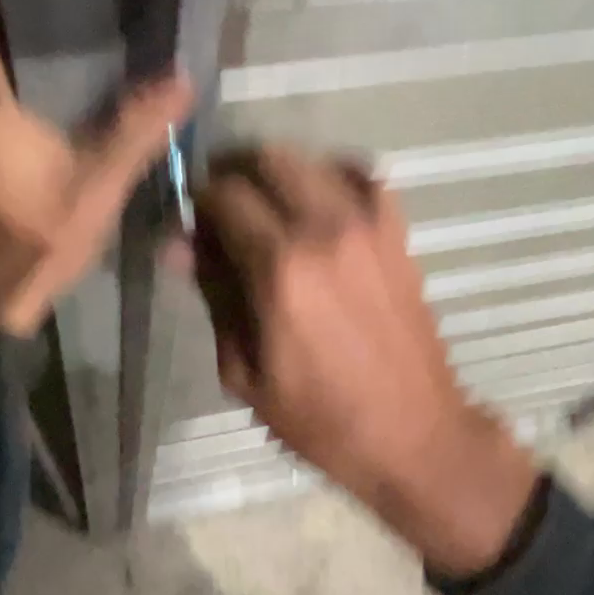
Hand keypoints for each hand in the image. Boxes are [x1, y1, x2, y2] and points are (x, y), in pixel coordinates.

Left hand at [0, 44, 192, 336]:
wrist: (4, 293)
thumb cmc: (41, 233)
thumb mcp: (99, 179)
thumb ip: (139, 127)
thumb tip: (184, 78)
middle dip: (34, 14)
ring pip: (5, 69)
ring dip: (38, 48)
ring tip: (91, 22)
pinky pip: (13, 95)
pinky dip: (41, 80)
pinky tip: (84, 78)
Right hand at [192, 147, 538, 575]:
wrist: (416, 435)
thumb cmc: (320, 418)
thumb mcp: (244, 371)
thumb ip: (214, 294)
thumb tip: (177, 244)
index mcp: (280, 267)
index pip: (223, 194)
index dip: (198, 200)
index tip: (191, 222)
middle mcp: (324, 228)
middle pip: (266, 159)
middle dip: (234, 174)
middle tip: (223, 207)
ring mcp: (368, 223)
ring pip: (310, 159)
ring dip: (278, 173)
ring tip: (267, 208)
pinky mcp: (395, 231)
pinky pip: (360, 175)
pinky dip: (331, 176)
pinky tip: (319, 203)